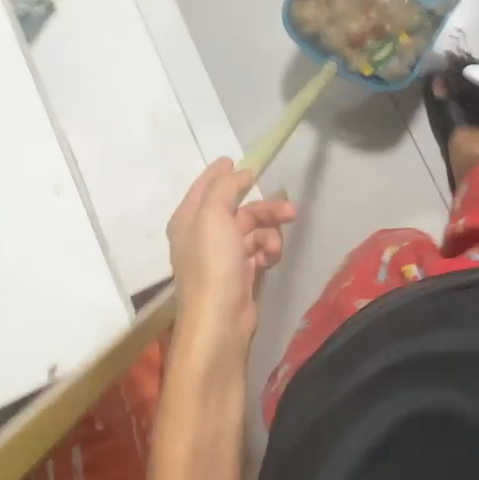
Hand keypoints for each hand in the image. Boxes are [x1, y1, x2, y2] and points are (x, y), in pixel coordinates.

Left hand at [167, 159, 296, 344]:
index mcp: (189, 220)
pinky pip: (259, 251)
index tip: (235, 159)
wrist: (220, 320)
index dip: (219, 173)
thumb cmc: (212, 264)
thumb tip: (240, 173)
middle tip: (290, 211)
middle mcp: (203, 235)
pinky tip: (270, 261)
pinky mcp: (240, 274)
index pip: (204, 187)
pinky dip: (267, 252)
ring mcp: (222, 256)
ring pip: (254, 230)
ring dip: (270, 234)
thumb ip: (225, 187)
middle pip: (239, 209)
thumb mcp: (213, 215)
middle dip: (265, 209)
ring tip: (275, 249)